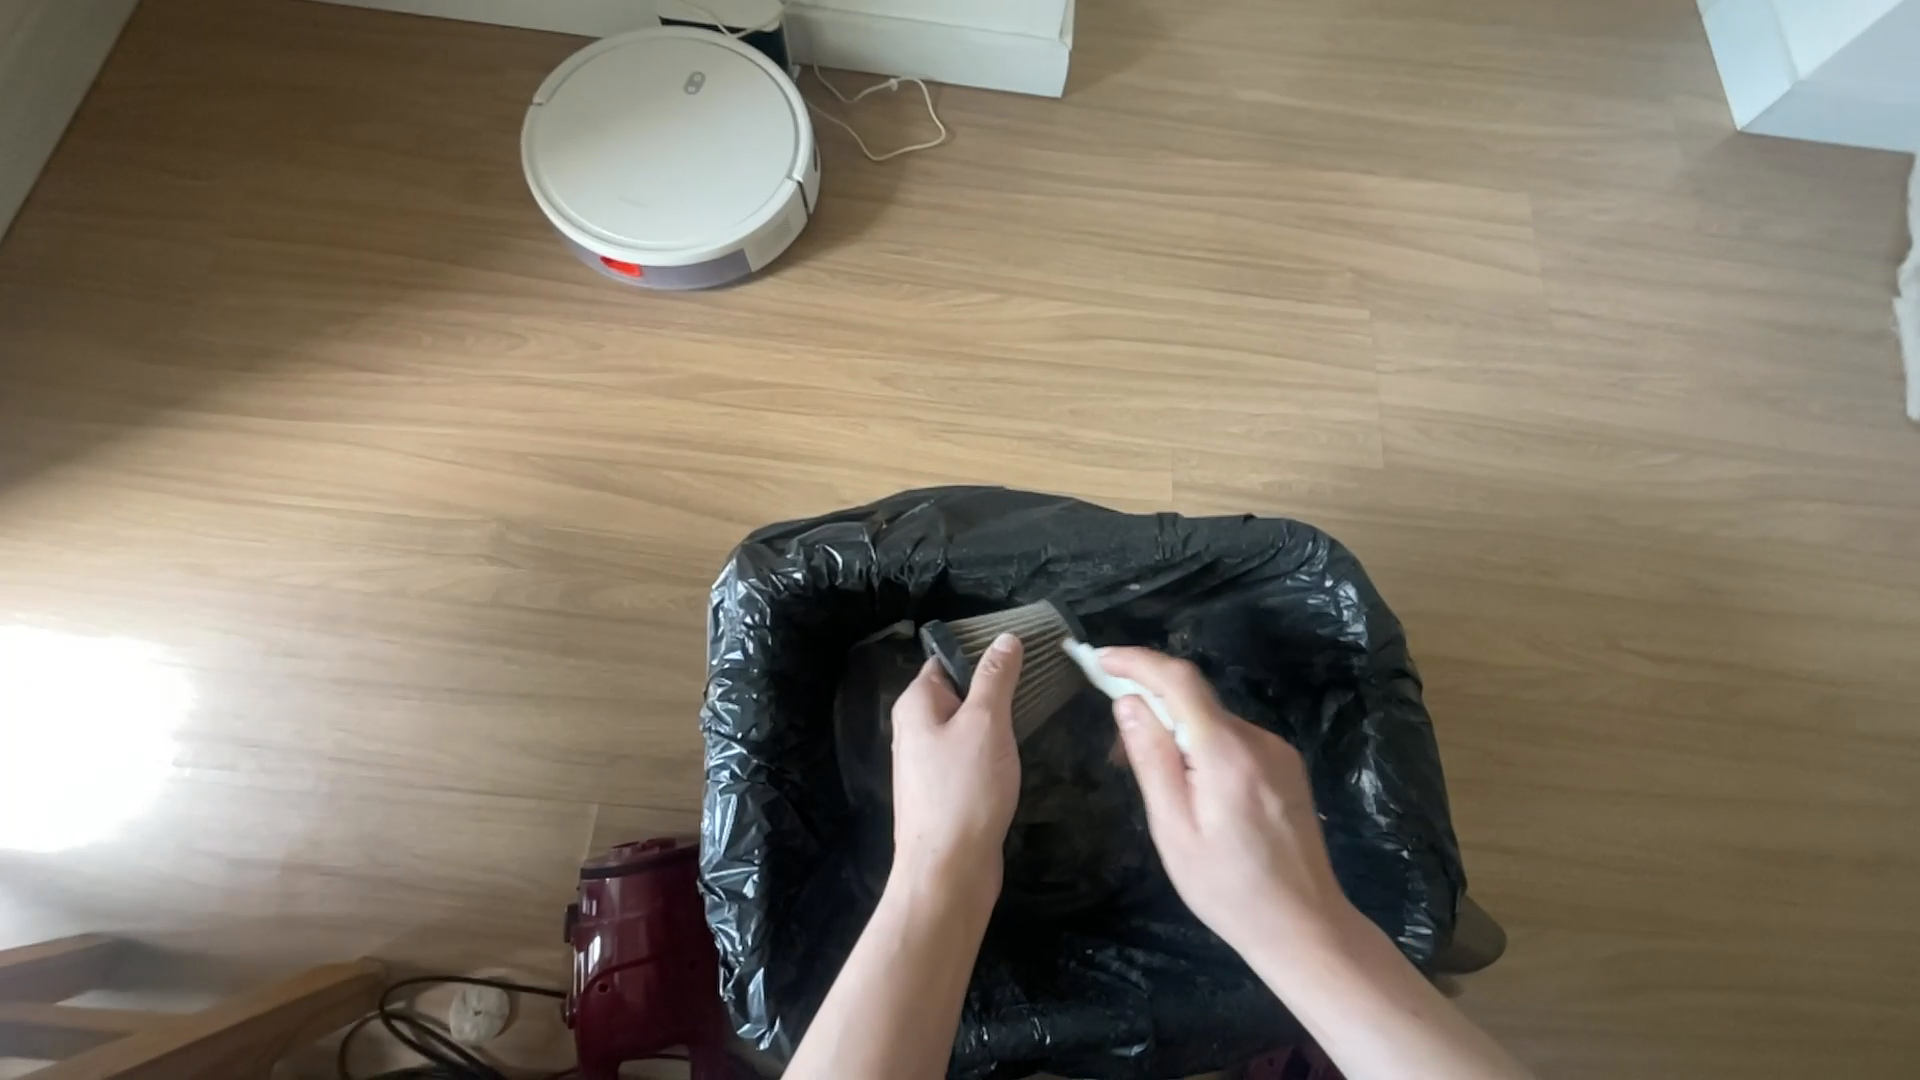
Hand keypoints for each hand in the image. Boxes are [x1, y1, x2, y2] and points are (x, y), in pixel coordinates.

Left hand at [889, 633, 1023, 892]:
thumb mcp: (985, 723)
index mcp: (916, 705)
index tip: (1020, 652)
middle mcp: (915, 730)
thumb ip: (995, 678)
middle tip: (1033, 683)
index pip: (946, 660)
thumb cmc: (964, 789)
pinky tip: (1014, 756)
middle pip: (957, 693)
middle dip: (992, 689)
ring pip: (965, 727)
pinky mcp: (944, 792)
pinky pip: (969, 757)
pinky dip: (991, 751)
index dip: (980, 653)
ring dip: (995, 722)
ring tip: (1030, 714)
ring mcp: (928, 764)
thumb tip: (1005, 638)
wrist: (949, 872)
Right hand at [1101, 647, 1354, 955]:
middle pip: (1192, 697)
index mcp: (1226, 753)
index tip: (1099, 659)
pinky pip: (1230, 737)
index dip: (1136, 661)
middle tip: (1115, 749)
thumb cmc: (1229, 890)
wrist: (1307, 929)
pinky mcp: (1285, 764)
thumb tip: (1127, 702)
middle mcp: (1256, 739)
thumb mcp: (1174, 829)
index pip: (1178, 679)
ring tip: (1152, 777)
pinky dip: (1200, 743)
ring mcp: (1276, 750)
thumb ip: (1151, 759)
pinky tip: (1191, 785)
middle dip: (1148, 704)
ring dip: (1174, 729)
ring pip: (1210, 717)